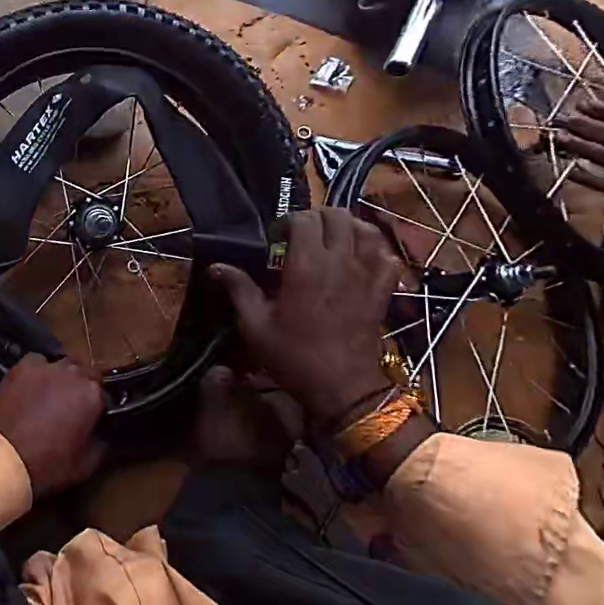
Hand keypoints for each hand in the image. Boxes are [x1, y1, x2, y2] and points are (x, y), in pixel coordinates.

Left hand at [0, 353, 105, 497]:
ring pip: (61, 363)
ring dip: (62, 376)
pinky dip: (37, 371)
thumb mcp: (86, 464)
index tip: (91, 416)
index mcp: (92, 395)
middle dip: (82, 387)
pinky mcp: (21, 368)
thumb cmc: (47, 462)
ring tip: (52, 395)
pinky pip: (36, 361)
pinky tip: (33, 387)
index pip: (103, 392)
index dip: (97, 405)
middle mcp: (71, 374)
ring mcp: (45, 367)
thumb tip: (105, 437)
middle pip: (84, 372)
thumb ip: (103, 444)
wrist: (6, 456)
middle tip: (72, 407)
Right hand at [209, 209, 404, 424]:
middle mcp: (340, 262)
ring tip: (330, 240)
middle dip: (317, 217)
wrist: (343, 388)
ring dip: (346, 227)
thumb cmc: (294, 356)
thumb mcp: (255, 325)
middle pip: (337, 216)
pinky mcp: (382, 290)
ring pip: (365, 229)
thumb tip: (216, 266)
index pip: (304, 220)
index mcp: (306, 266)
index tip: (275, 238)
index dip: (288, 221)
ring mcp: (366, 275)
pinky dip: (374, 249)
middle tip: (301, 234)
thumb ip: (238, 289)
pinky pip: (387, 255)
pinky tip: (359, 257)